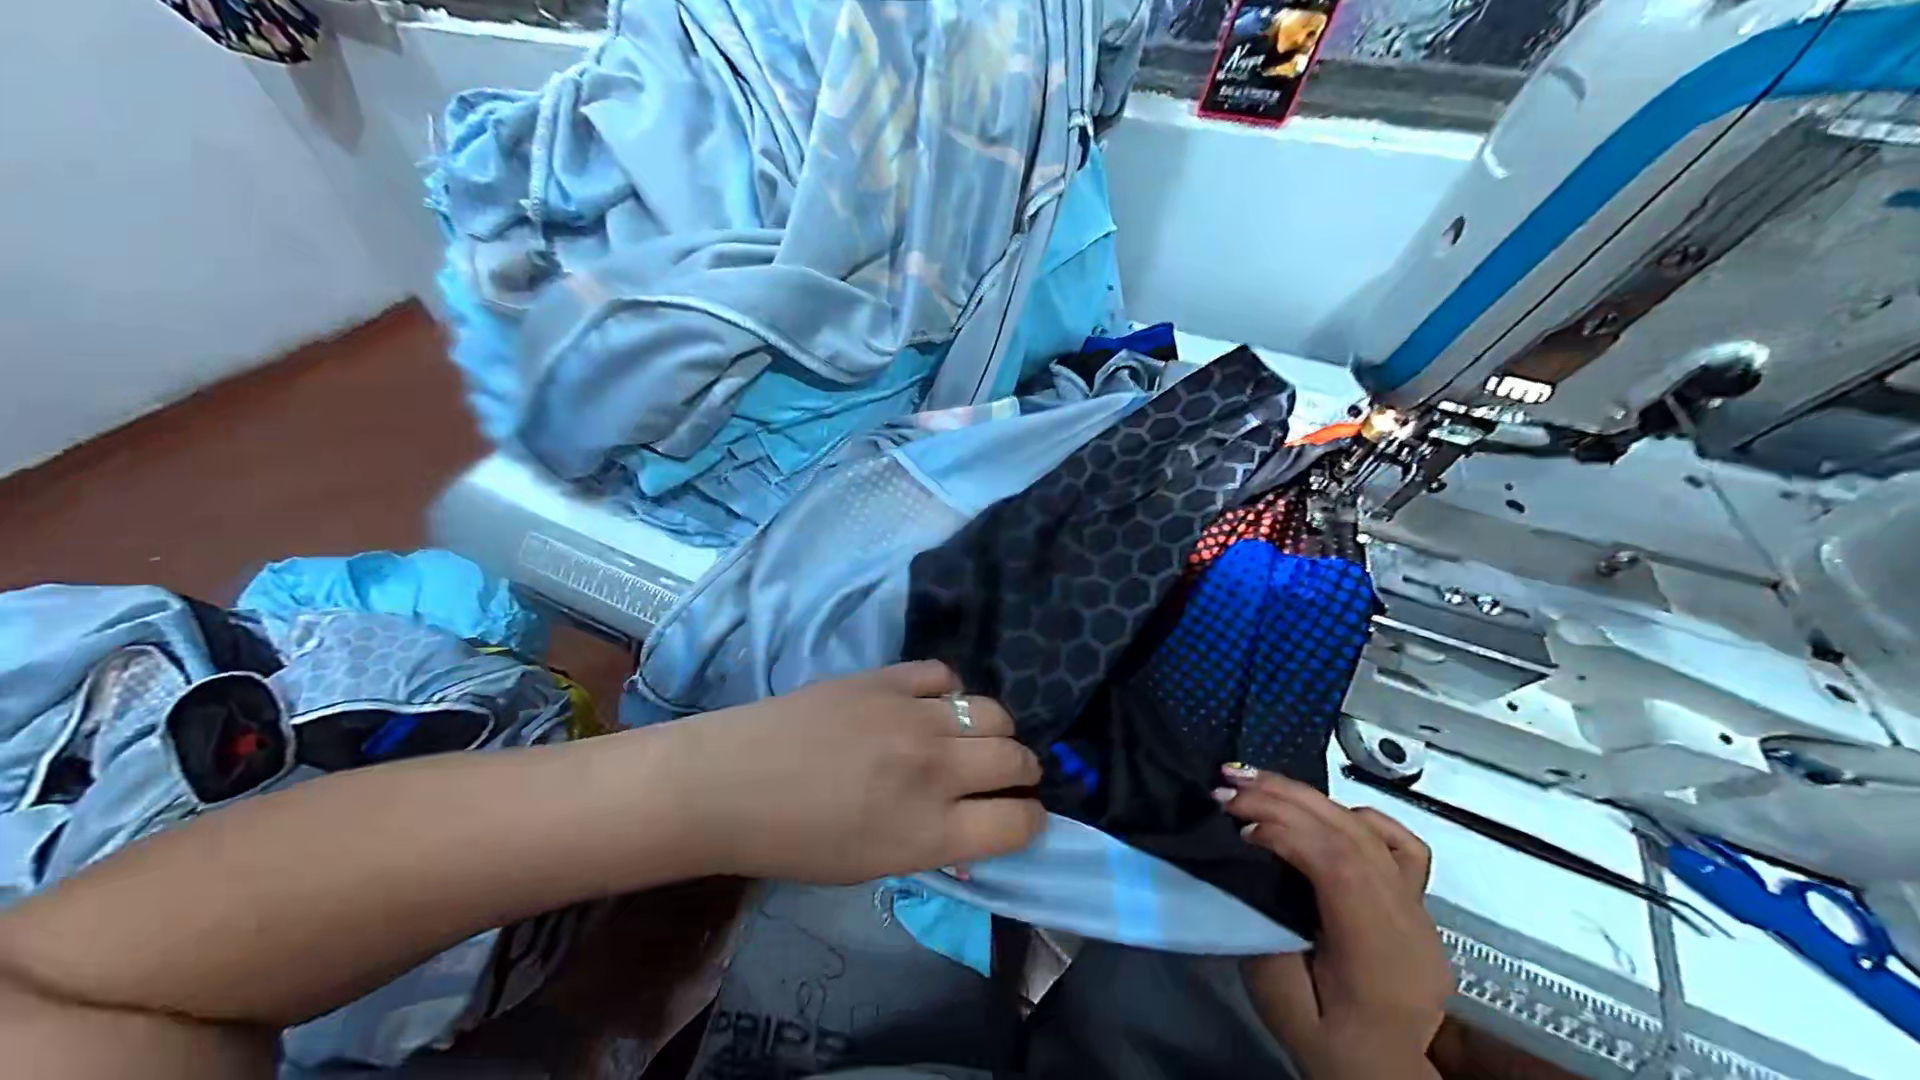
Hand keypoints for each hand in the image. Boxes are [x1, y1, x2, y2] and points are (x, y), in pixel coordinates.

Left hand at [653, 662, 1044, 883]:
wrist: (731, 782)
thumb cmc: (795, 842)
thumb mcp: (874, 866)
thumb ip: (936, 843)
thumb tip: (977, 820)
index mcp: (929, 833)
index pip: (1019, 822)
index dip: (1032, 820)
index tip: (1022, 814)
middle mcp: (933, 772)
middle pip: (1016, 759)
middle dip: (1023, 771)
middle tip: (1006, 774)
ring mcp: (912, 717)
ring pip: (993, 712)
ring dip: (995, 730)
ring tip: (974, 737)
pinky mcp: (887, 678)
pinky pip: (945, 675)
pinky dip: (949, 693)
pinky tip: (931, 705)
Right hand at [1222, 769, 1452, 1079]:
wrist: (1390, 1076)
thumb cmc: (1333, 1046)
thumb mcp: (1285, 1006)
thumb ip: (1265, 937)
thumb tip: (1246, 872)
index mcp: (1381, 953)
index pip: (1341, 866)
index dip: (1286, 831)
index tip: (1237, 825)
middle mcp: (1408, 920)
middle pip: (1350, 834)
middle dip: (1283, 799)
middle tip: (1228, 784)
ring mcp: (1418, 908)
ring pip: (1365, 828)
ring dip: (1304, 796)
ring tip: (1253, 779)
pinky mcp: (1416, 902)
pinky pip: (1393, 841)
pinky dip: (1352, 814)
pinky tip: (1315, 810)